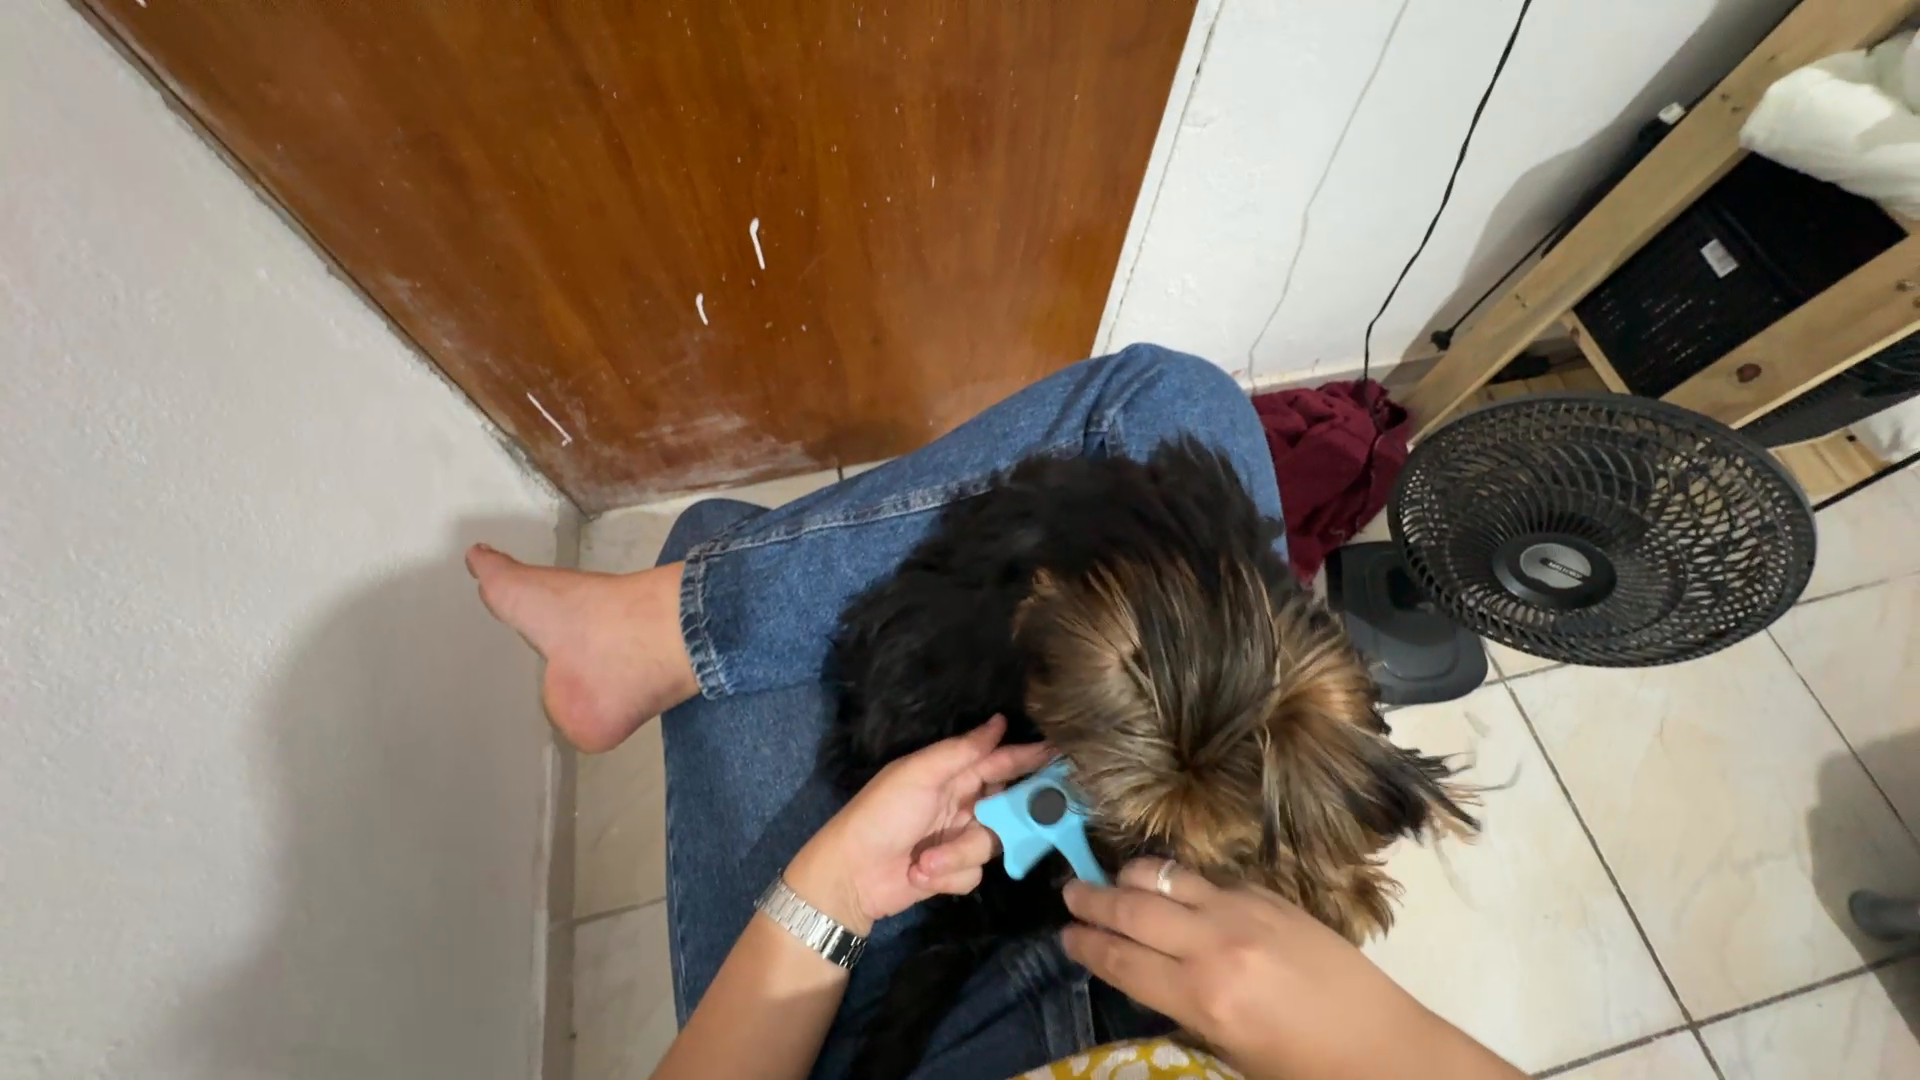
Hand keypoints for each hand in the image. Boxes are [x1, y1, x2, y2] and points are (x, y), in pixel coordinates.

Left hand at [785, 716, 1052, 935]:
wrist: (850, 874)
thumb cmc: (882, 814)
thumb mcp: (919, 774)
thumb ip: (963, 751)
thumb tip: (1000, 721)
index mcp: (954, 773)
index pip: (1001, 761)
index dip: (1030, 758)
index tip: (1063, 754)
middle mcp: (964, 803)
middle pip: (1008, 808)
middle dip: (1001, 821)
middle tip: (998, 824)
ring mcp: (960, 838)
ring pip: (992, 845)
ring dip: (957, 854)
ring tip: (925, 860)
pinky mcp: (954, 871)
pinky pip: (975, 873)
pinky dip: (949, 875)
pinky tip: (923, 874)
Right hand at [1061, 860, 1523, 1079]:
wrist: (1387, 1048)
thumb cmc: (1306, 1071)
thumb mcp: (1232, 1057)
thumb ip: (1182, 1012)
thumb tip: (1142, 974)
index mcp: (1205, 999)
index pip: (1124, 961)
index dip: (1087, 946)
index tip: (1064, 936)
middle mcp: (1215, 944)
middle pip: (1133, 909)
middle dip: (1092, 901)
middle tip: (1067, 893)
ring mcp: (1241, 910)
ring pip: (1163, 876)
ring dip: (1128, 877)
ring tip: (1109, 881)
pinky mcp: (1265, 893)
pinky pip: (1203, 877)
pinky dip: (1174, 879)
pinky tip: (1167, 886)